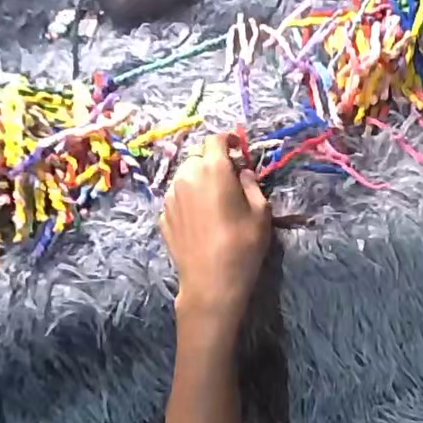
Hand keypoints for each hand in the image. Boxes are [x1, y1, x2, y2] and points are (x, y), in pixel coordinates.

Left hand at [160, 133, 272, 333]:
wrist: (211, 282)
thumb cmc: (242, 245)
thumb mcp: (260, 211)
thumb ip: (251, 184)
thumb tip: (241, 172)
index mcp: (212, 170)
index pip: (215, 140)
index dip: (228, 140)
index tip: (238, 147)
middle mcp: (186, 177)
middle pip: (198, 157)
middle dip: (213, 162)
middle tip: (229, 178)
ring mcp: (170, 197)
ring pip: (185, 177)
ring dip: (199, 180)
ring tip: (215, 200)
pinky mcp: (163, 217)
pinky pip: (177, 198)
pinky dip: (188, 200)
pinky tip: (201, 218)